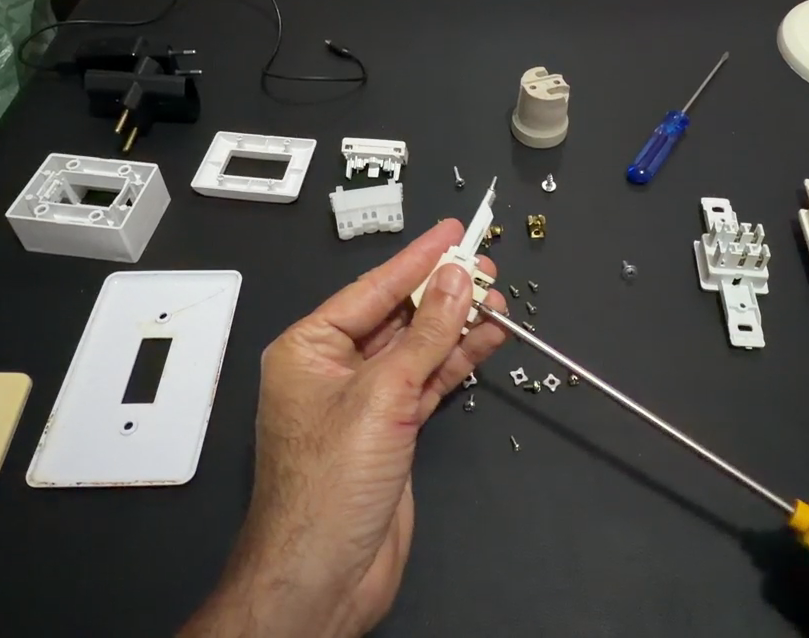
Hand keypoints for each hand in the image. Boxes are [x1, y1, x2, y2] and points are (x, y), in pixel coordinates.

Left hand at [179, 220, 507, 637]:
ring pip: (418, 347)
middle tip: (485, 263)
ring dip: (457, 324)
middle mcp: (334, 366)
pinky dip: (458, 359)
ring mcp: (366, 398)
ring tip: (498, 297)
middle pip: (397, 314)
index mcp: (309, 347)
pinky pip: (428, 380)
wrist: (323, 577)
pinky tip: (488, 337)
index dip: (417, 258)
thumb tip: (457, 278)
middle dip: (442, 291)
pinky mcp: (392, 428)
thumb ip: (426, 335)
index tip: (452, 230)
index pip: (372, 288)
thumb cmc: (331, 483)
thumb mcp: (382, 396)